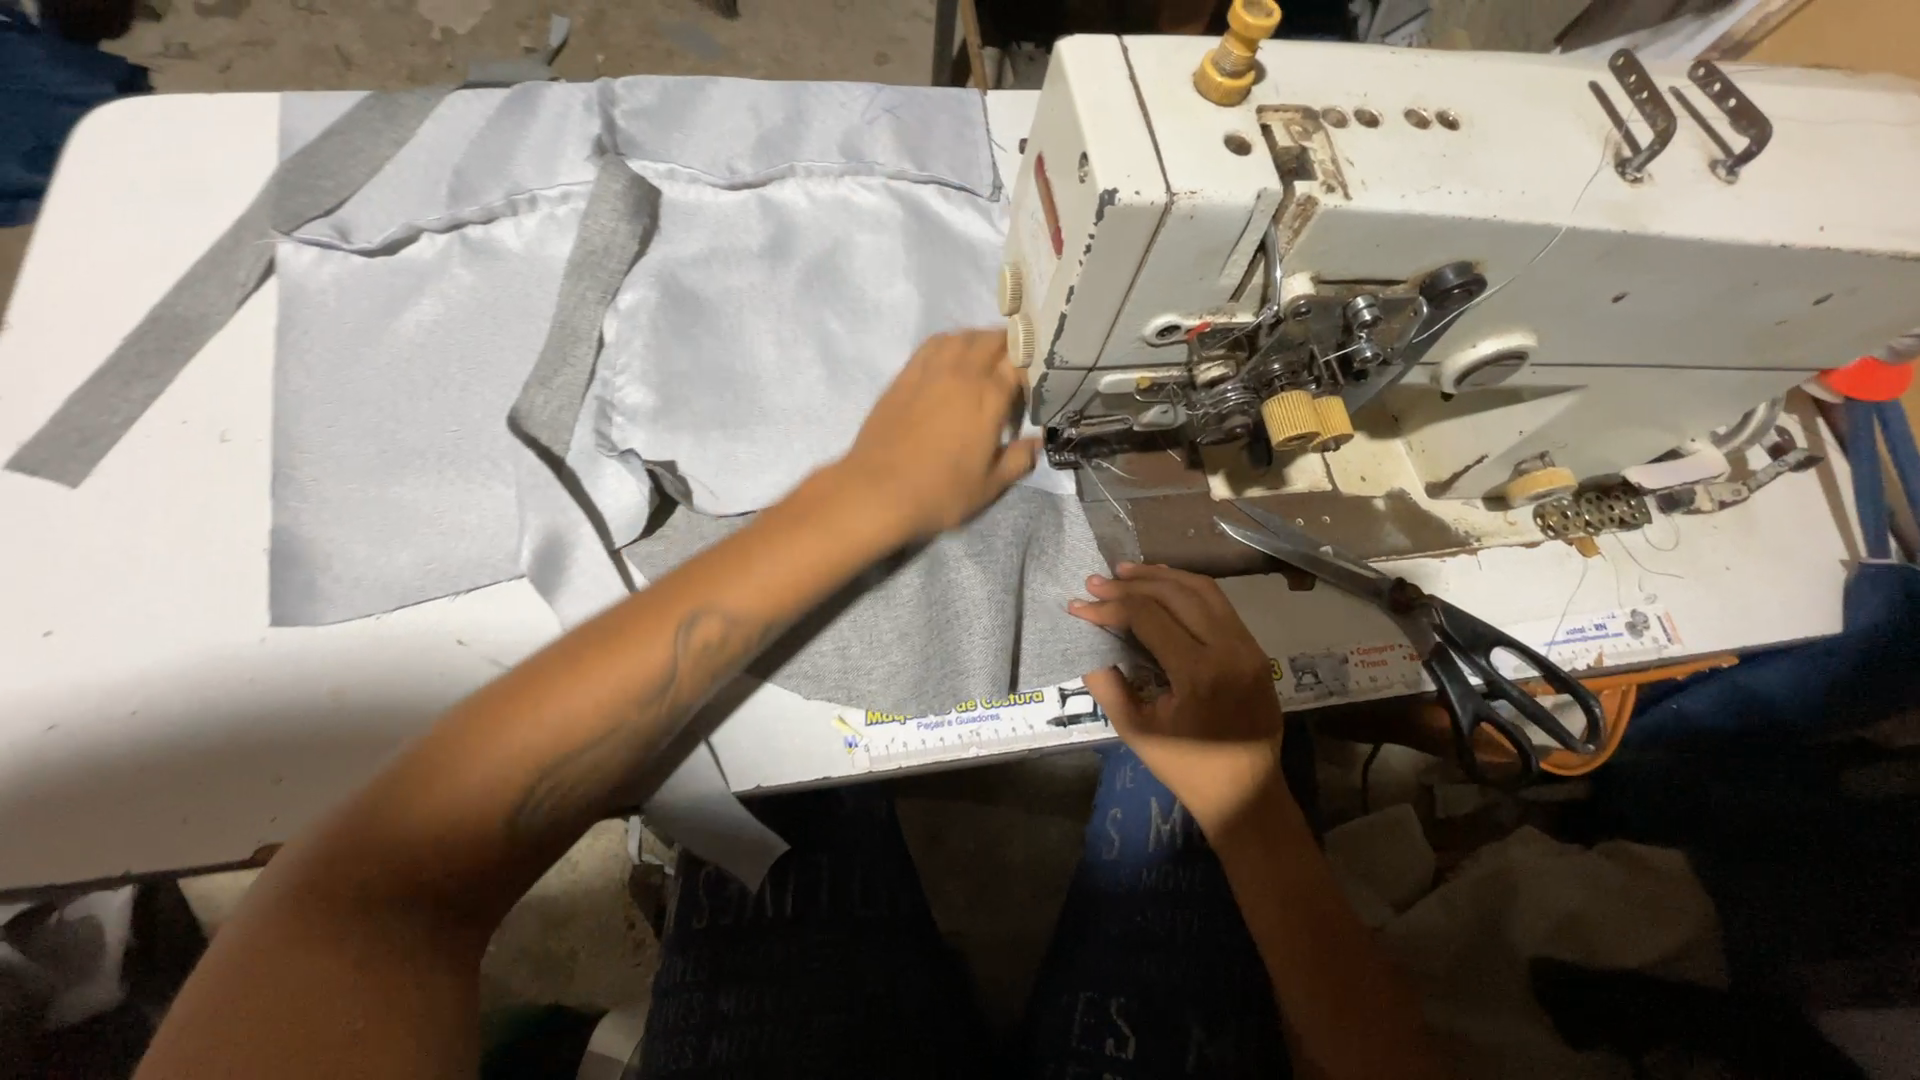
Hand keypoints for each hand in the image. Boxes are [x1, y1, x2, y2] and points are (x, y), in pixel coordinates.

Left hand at [837, 330, 1039, 540]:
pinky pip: (933, 344)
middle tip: (1016, 368)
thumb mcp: (989, 486)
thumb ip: (1018, 460)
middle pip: (993, 341)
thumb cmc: (939, 492)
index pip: (1020, 363)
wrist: (877, 491)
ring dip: (980, 341)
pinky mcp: (904, 375)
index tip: (1036, 385)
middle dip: (1011, 348)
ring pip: (962, 336)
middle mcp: (962, 373)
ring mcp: (930, 370)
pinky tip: (952, 359)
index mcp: (988, 397)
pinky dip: (950, 343)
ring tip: (986, 359)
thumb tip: (1037, 442)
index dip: (1033, 369)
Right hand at [1069, 562, 1285, 832]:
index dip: (1108, 607)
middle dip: (1131, 584)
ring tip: (1126, 573)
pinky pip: (1220, 605)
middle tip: (1096, 581)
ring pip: (1203, 589)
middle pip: (1174, 593)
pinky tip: (1161, 588)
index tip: (1078, 607)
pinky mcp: (1255, 649)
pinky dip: (1187, 589)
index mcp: (1198, 673)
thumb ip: (1106, 682)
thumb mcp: (1135, 729)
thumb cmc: (1185, 767)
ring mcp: (1248, 646)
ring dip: (1161, 577)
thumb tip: (1086, 641)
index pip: (1146, 617)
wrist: (1246, 793)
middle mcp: (1229, 649)